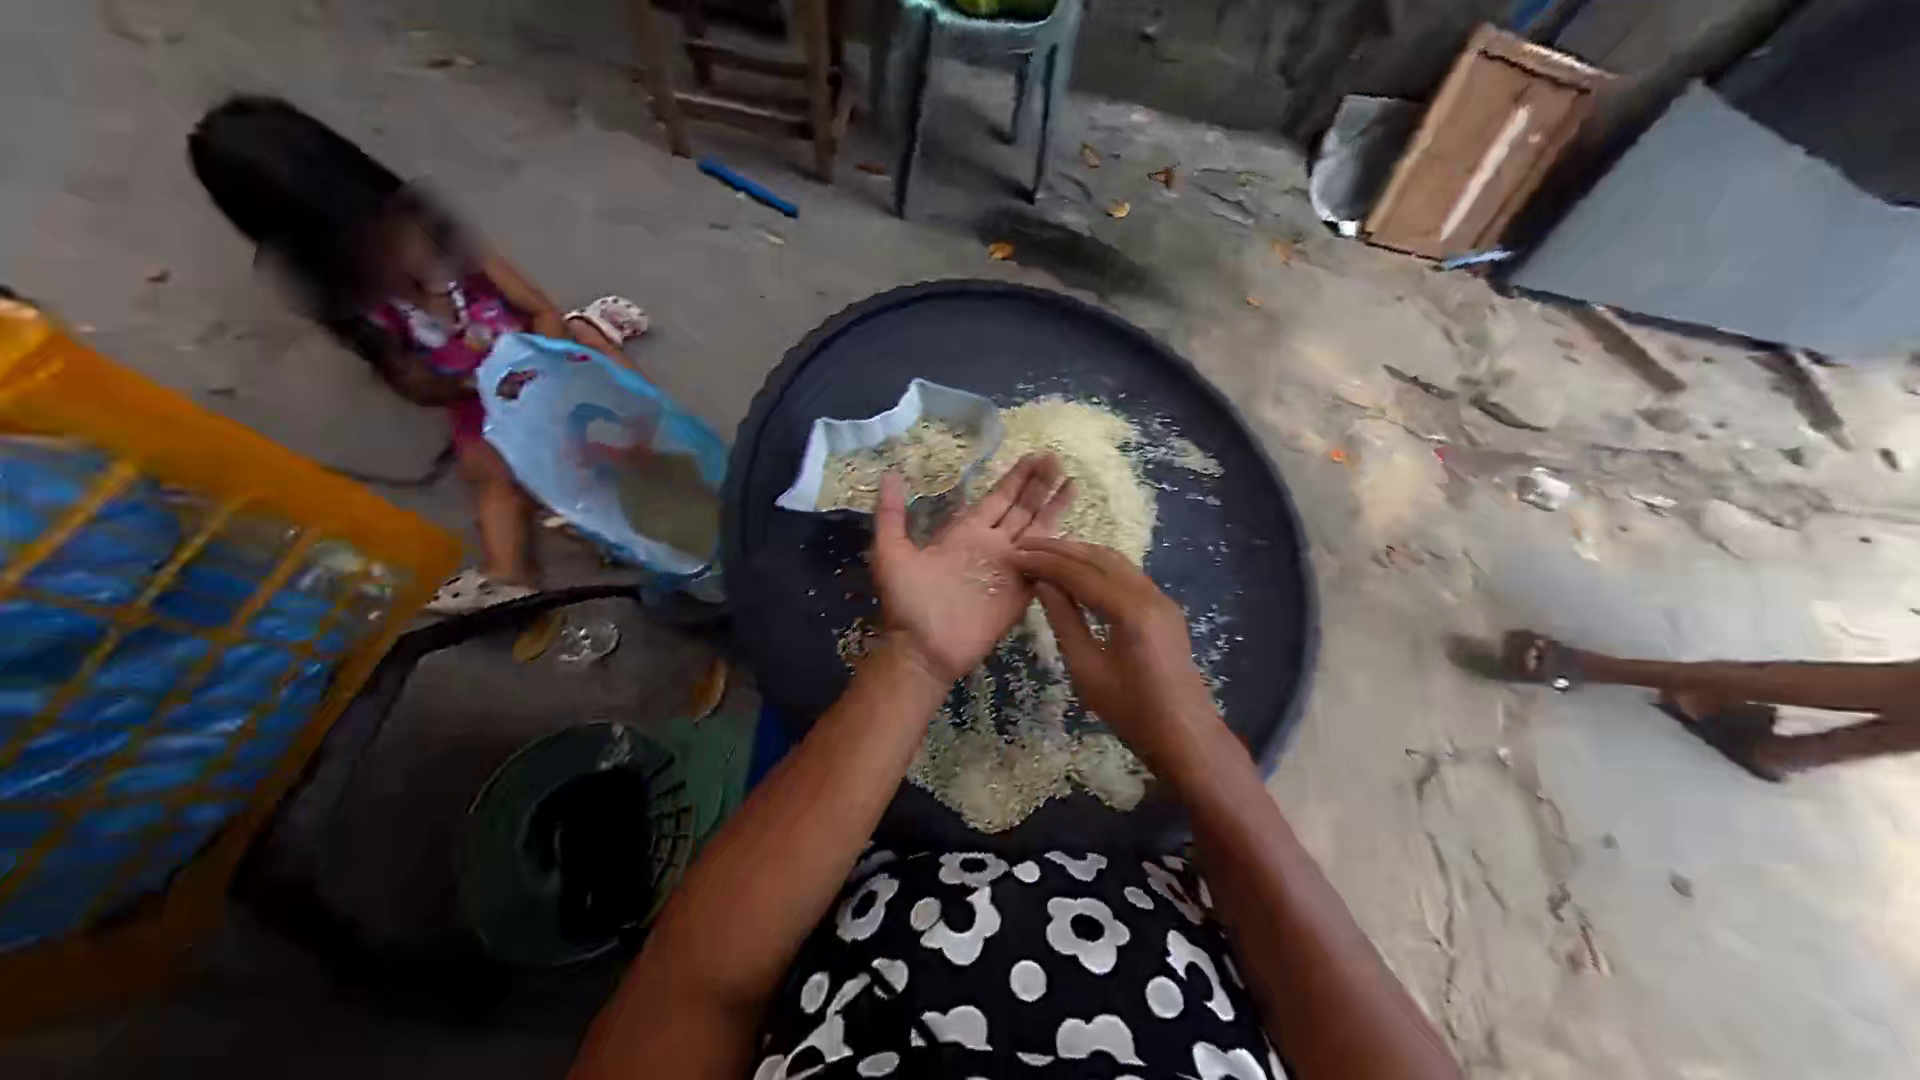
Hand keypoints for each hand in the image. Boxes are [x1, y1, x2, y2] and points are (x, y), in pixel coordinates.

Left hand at [870, 454, 1073, 685]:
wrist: (923, 648)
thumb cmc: (907, 602)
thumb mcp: (890, 552)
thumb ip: (891, 514)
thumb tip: (889, 474)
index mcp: (965, 532)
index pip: (997, 498)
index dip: (1015, 478)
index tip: (1033, 456)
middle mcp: (991, 545)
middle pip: (1021, 507)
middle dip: (1038, 484)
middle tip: (1057, 458)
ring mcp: (1009, 568)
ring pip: (1037, 530)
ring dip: (1053, 506)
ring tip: (1072, 480)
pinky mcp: (1021, 592)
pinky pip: (1044, 565)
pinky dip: (1058, 548)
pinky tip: (1073, 528)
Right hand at [1009, 537, 1219, 759]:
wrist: (1183, 734)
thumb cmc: (1130, 711)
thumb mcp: (1086, 668)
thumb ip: (1064, 620)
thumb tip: (1042, 583)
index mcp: (1129, 611)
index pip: (1079, 573)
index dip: (1044, 563)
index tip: (1015, 557)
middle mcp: (1149, 594)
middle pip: (1098, 558)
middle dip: (1059, 549)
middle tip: (1024, 546)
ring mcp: (1161, 598)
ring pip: (1115, 561)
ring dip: (1079, 553)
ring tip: (1045, 552)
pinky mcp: (1164, 606)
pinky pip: (1127, 574)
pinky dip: (1098, 566)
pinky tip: (1077, 571)